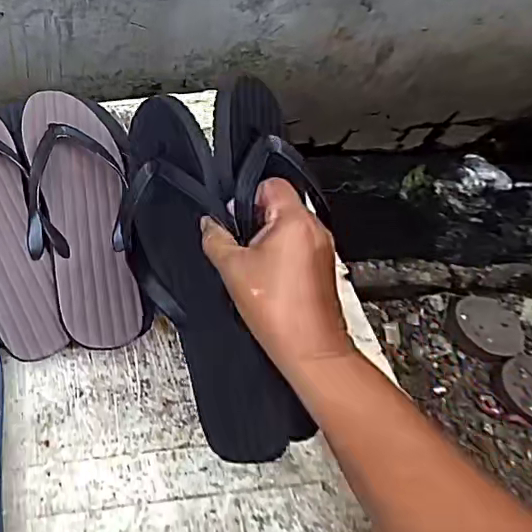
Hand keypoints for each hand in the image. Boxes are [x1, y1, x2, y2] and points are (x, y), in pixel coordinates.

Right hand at [201, 176, 355, 376]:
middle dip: (253, 219)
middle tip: (238, 242)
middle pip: (278, 204)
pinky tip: (264, 275)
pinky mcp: (322, 265)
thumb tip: (209, 225)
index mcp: (295, 222)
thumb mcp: (230, 267)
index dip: (246, 195)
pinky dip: (277, 253)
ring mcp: (322, 248)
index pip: (271, 184)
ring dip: (264, 237)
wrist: (309, 347)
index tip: (234, 214)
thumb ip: (215, 237)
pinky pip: (296, 245)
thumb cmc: (279, 310)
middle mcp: (315, 231)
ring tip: (251, 262)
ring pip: (286, 225)